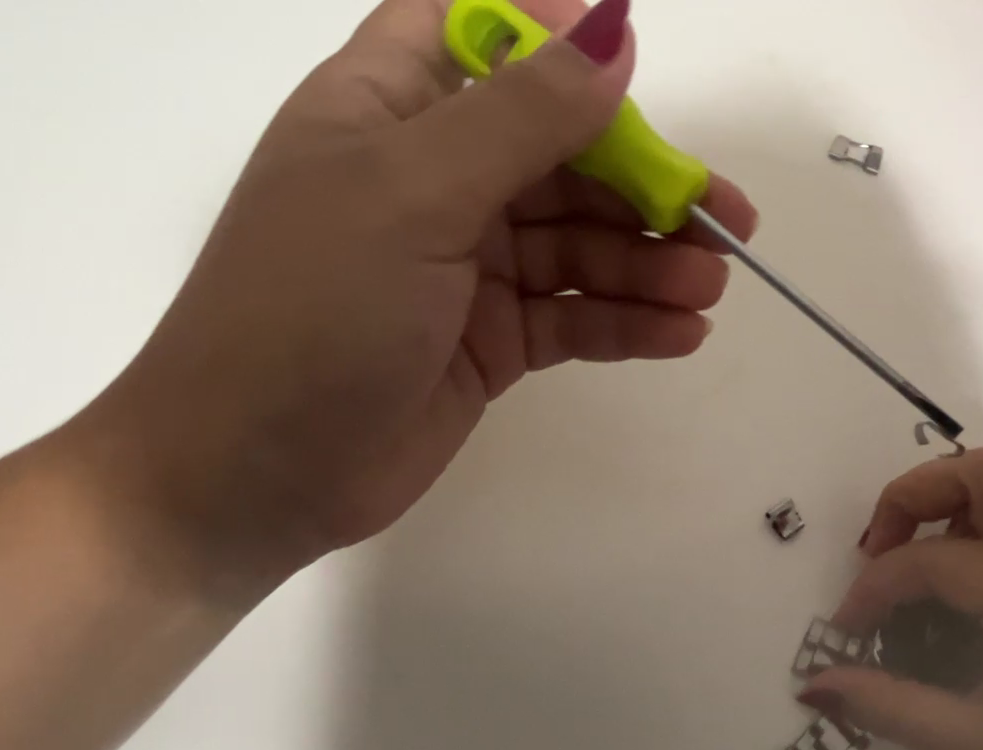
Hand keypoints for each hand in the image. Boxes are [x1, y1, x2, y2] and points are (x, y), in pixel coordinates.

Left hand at [58, 0, 757, 592]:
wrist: (258, 472)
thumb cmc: (314, 310)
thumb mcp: (413, 195)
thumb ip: (519, 116)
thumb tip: (614, 31)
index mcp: (388, 109)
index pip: (480, 35)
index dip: (557, 39)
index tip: (634, 67)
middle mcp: (431, 180)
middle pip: (557, 155)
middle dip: (641, 184)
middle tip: (724, 220)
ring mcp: (464, 268)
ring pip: (576, 245)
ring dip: (646, 263)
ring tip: (708, 287)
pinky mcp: (489, 343)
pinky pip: (570, 318)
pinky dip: (624, 323)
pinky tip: (680, 333)